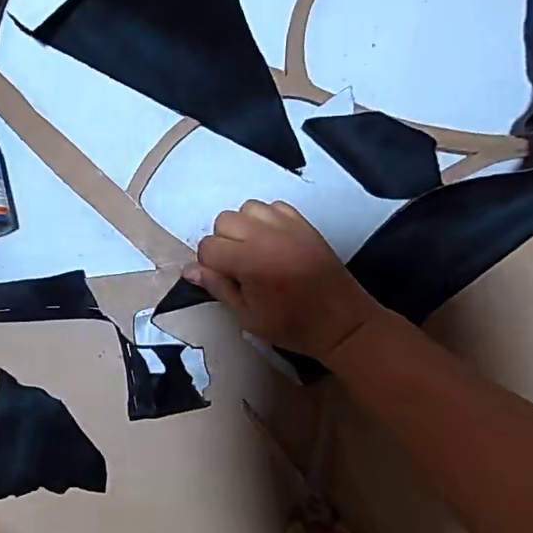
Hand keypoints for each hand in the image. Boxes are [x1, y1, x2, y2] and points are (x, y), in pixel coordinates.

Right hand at [184, 200, 384, 358]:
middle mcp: (266, 236)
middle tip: (238, 268)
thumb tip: (190, 270)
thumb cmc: (292, 325)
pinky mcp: (304, 223)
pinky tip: (272, 242)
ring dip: (243, 227)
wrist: (342, 322)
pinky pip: (274, 206)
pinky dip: (266, 219)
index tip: (225, 280)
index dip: (210, 265)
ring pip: (247, 208)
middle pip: (224, 221)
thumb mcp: (247, 316)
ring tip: (254, 251)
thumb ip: (218, 287)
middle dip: (224, 243)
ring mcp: (287, 226)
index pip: (208, 246)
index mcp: (249, 262)